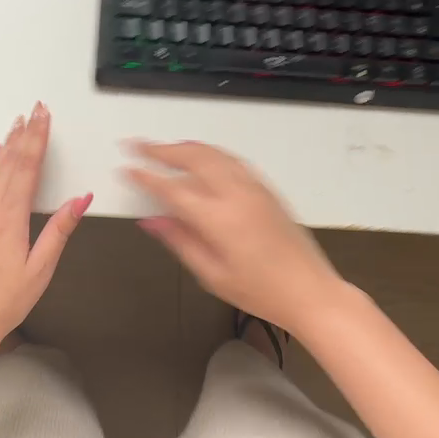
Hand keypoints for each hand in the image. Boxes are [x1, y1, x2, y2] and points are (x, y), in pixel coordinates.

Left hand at [0, 103, 90, 350]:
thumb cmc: (2, 302)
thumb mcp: (40, 269)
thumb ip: (60, 230)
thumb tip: (81, 199)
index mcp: (8, 217)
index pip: (26, 166)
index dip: (37, 138)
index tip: (44, 116)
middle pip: (9, 161)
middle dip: (24, 133)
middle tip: (35, 110)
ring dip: (7, 144)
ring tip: (18, 124)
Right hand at [124, 140, 346, 332]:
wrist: (311, 292)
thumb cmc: (259, 292)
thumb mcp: (212, 274)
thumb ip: (180, 241)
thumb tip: (151, 220)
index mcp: (217, 217)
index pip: (172, 187)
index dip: (146, 176)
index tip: (127, 168)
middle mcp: (234, 193)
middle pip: (192, 157)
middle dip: (162, 149)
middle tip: (138, 145)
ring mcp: (253, 186)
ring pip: (213, 153)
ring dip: (185, 146)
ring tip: (163, 148)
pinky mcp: (266, 188)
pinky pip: (231, 159)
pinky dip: (209, 152)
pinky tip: (200, 156)